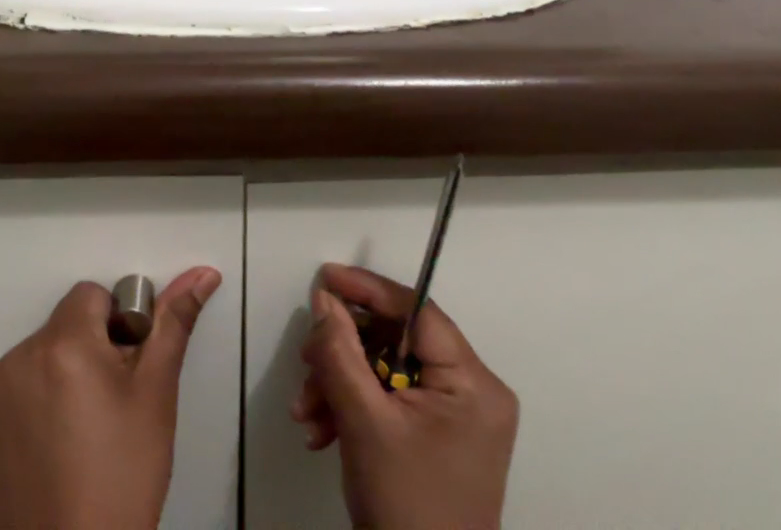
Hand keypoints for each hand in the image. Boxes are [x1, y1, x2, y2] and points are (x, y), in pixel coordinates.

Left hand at [0, 267, 221, 529]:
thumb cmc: (124, 473)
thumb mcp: (157, 394)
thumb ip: (175, 324)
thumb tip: (201, 274)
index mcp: (62, 344)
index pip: (91, 295)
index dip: (118, 322)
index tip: (130, 365)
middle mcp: (17, 360)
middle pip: (63, 327)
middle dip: (91, 349)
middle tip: (115, 402)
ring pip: (38, 361)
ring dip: (61, 376)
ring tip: (86, 431)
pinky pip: (13, 397)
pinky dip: (34, 409)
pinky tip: (55, 450)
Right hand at [291, 263, 518, 529]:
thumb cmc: (404, 502)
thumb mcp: (364, 422)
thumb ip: (340, 353)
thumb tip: (325, 299)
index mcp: (473, 383)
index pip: (418, 312)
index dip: (369, 290)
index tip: (325, 278)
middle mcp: (475, 391)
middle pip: (398, 342)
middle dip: (345, 354)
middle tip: (306, 365)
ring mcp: (460, 417)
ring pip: (390, 373)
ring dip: (342, 386)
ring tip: (308, 413)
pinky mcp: (442, 438)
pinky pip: (395, 402)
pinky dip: (357, 409)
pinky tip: (323, 431)